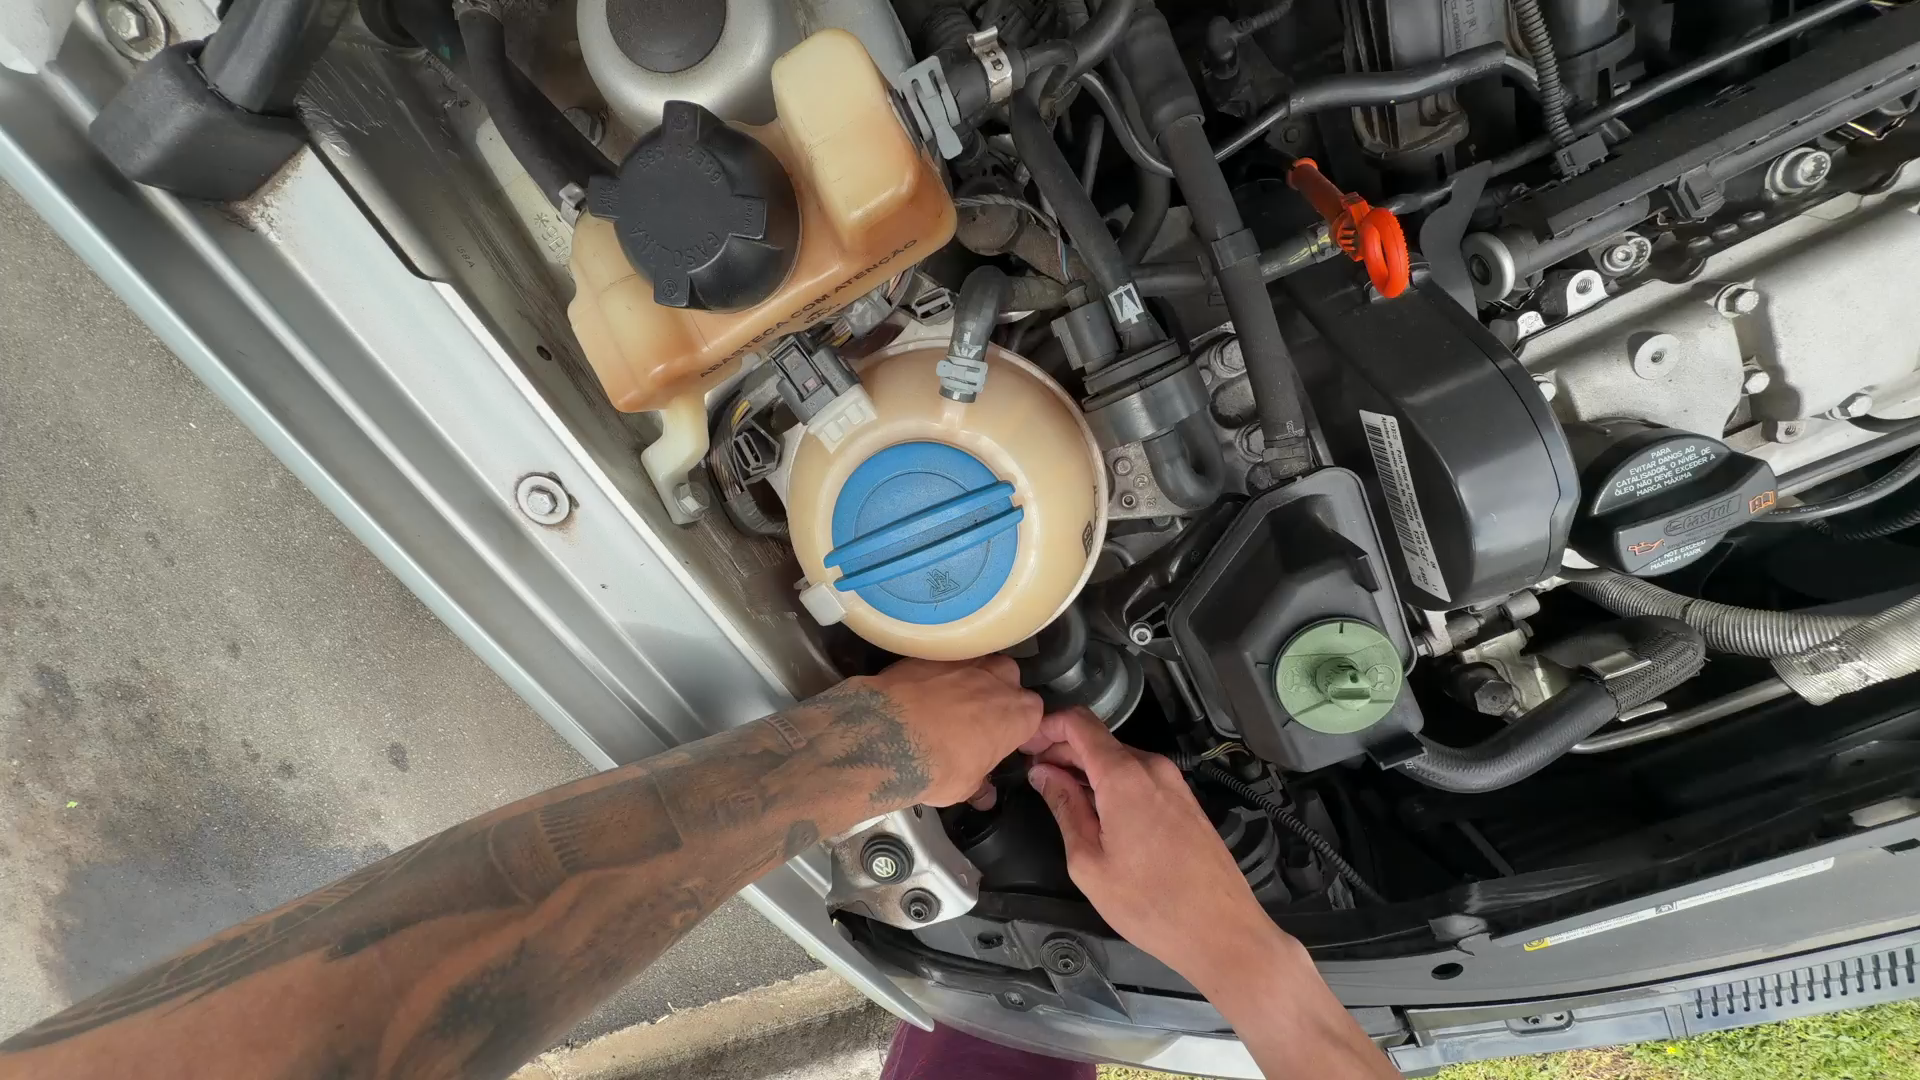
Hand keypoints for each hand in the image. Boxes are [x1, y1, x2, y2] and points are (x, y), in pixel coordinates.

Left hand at [820, 656, 1044, 808]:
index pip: (1032, 713)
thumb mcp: (965, 787)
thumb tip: (983, 794)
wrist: (890, 736)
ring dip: (967, 679)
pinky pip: (943, 660)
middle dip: (994, 693)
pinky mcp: (934, 652)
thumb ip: (980, 785)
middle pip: (1008, 679)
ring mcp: (967, 660)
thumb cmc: (937, 763)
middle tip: (973, 718)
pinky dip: (936, 673)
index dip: (1015, 724)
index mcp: (1019, 713)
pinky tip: (921, 693)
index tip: (1000, 736)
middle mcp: (999, 679)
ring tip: (946, 702)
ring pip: (977, 664)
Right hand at [1025, 709, 1290, 990]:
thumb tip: (1044, 774)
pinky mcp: (1184, 799)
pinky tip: (1097, 811)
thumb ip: (1063, 806)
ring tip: (1062, 797)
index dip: (1046, 727)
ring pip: (1117, 757)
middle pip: (1096, 739)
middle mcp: (1151, 767)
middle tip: (1036, 776)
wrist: (1224, 934)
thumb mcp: (1088, 861)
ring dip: (1085, 769)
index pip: (1078, 722)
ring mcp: (1172, 781)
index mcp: (1124, 775)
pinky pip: (1138, 775)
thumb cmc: (1152, 906)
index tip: (1025, 745)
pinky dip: (1110, 782)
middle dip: (1061, 751)